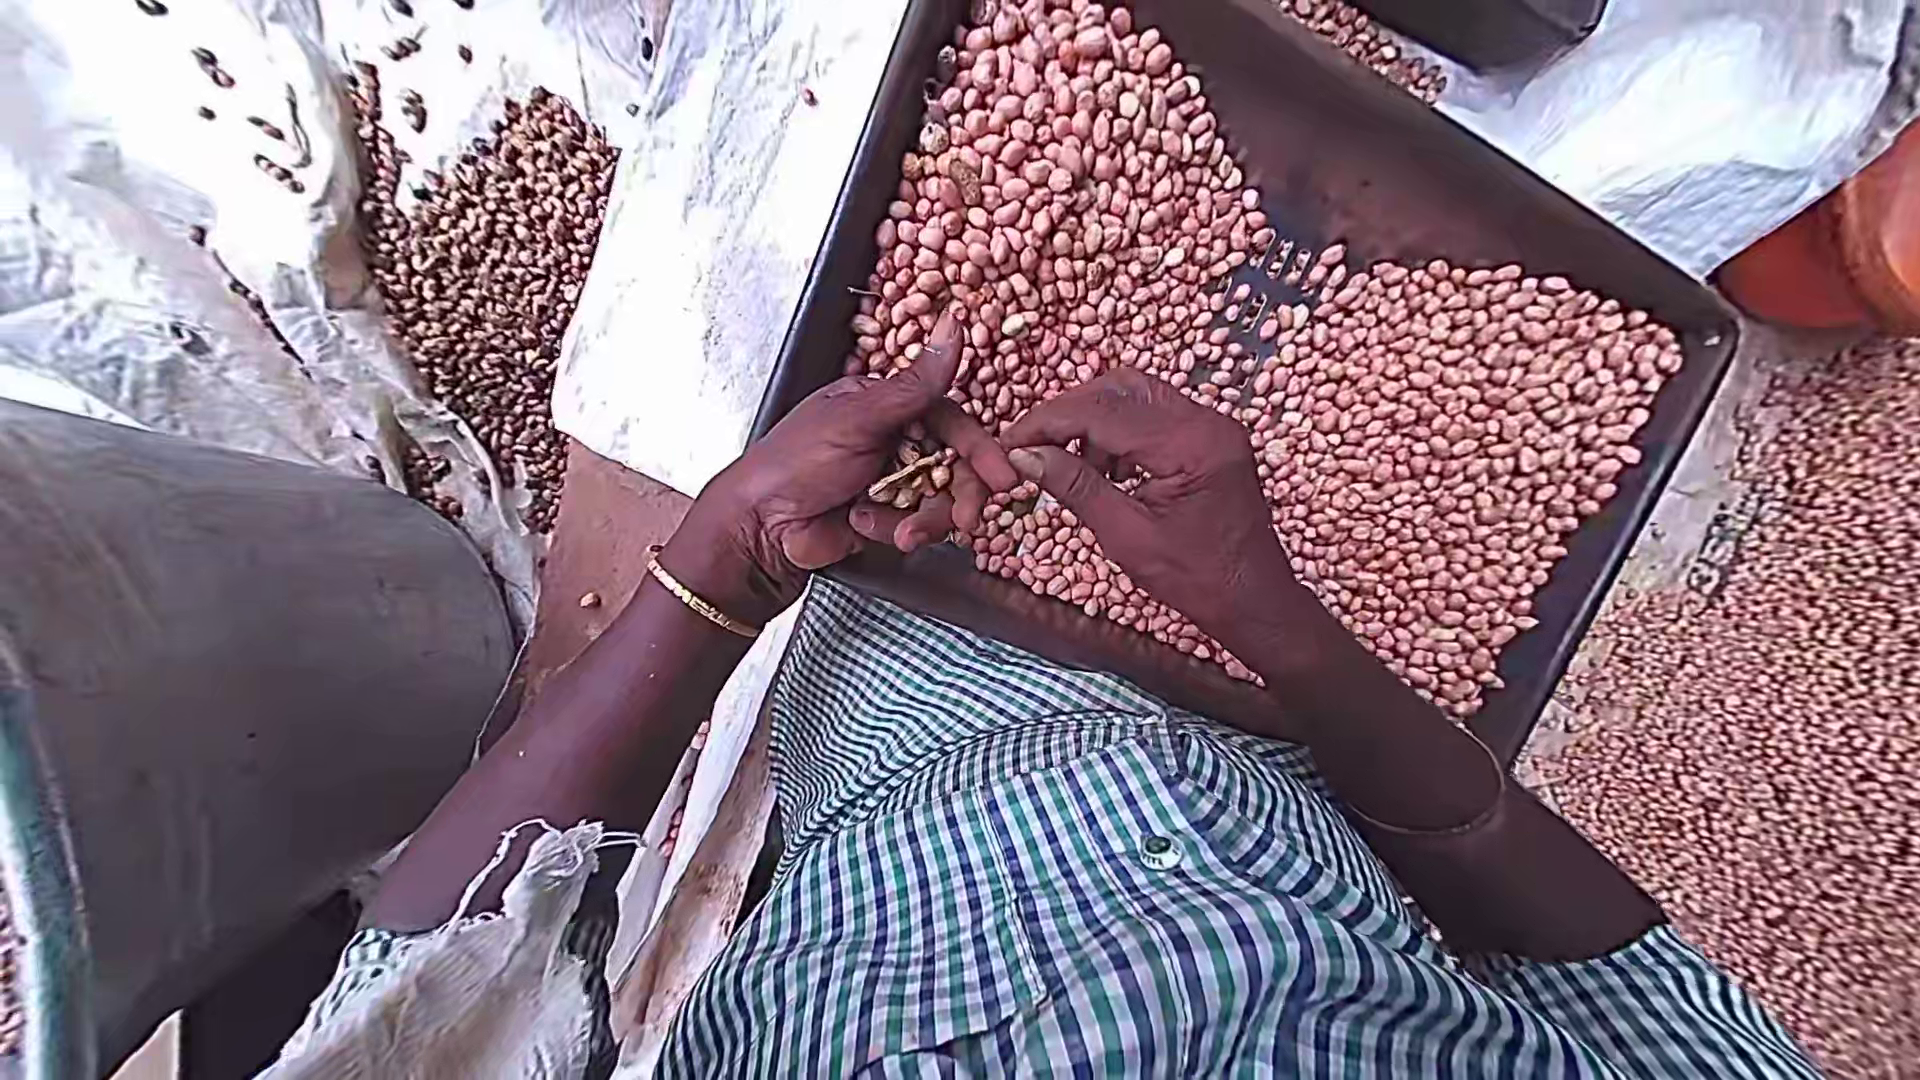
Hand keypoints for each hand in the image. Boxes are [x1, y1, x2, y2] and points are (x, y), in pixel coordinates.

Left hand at [665, 313, 1018, 624]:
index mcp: (888, 406)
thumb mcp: (859, 418)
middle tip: (967, 520)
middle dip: (962, 494)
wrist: (760, 529)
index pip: (951, 421)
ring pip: (942, 499)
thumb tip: (953, 325)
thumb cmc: (797, 463)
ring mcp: (892, 480)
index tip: (1002, 477)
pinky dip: (898, 529)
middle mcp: (895, 440)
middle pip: (955, 465)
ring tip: (902, 533)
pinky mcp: (888, 516)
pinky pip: (917, 524)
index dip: (979, 449)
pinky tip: (866, 526)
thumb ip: (914, 385)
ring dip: (928, 519)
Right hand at [1000, 369, 1313, 657]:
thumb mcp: (1126, 536)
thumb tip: (1025, 456)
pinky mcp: (1208, 437)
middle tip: (1032, 445)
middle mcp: (1206, 420)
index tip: (1012, 441)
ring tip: (1064, 460)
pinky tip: (1101, 466)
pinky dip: (1116, 431)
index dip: (1048, 422)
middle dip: (1067, 412)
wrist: (1252, 598)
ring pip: (1134, 395)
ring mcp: (1211, 426)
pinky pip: (1151, 414)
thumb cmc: (1195, 579)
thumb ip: (1076, 487)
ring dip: (1090, 419)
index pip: (1102, 411)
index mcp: (1190, 444)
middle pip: (1119, 388)